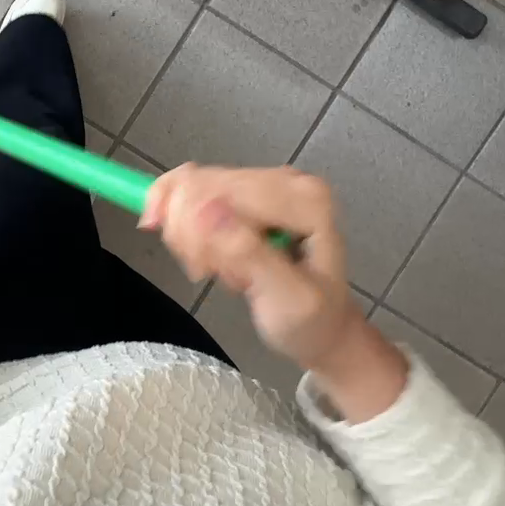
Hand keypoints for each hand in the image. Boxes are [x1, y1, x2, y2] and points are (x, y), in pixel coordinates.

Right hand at [142, 165, 406, 419]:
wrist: (320, 326)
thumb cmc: (310, 318)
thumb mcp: (287, 298)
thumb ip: (251, 254)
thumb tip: (206, 213)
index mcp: (307, 200)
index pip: (227, 192)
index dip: (196, 226)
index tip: (198, 270)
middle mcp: (287, 179)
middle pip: (204, 183)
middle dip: (190, 231)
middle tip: (205, 272)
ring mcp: (265, 180)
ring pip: (191, 184)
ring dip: (186, 231)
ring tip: (211, 267)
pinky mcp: (245, 187)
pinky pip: (191, 188)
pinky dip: (185, 222)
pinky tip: (204, 252)